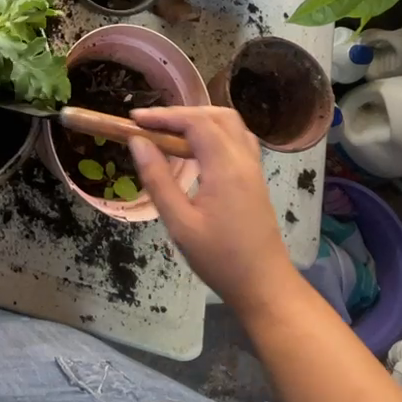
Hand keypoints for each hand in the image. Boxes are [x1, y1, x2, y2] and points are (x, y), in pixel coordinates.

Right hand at [129, 106, 294, 305]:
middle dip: (181, 113)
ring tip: (172, 132)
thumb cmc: (220, 259)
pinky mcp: (255, 178)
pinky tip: (198, 148)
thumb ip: (158, 179)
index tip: (135, 119)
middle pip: (215, 115)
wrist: (265, 287)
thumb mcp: (180, 223)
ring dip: (200, 119)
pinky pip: (237, 138)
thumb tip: (137, 142)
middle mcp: (243, 159)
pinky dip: (215, 131)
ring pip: (230, 123)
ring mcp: (253, 168)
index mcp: (225, 167)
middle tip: (152, 125)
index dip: (163, 115)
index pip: (195, 122)